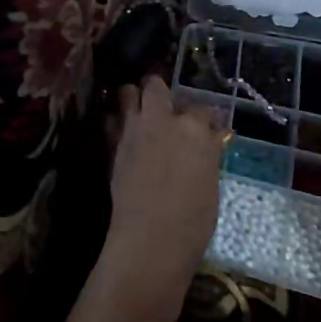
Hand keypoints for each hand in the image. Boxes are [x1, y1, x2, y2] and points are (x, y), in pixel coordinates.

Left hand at [104, 77, 226, 286]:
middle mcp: (161, 119)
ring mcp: (133, 129)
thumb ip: (206, 153)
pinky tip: (122, 131)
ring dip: (132, 98)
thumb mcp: (210, 180)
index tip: (204, 126)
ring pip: (126, 93)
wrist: (152, 235)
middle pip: (155, 86)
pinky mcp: (113, 144)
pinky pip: (111, 119)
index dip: (203, 117)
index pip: (202, 108)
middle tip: (165, 107)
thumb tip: (207, 141)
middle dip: (160, 91)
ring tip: (138, 111)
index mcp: (194, 128)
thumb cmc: (194, 216)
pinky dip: (116, 120)